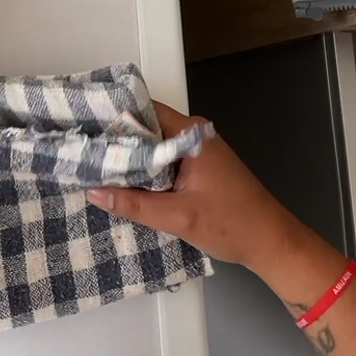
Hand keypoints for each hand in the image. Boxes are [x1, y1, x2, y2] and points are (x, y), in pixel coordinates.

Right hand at [88, 102, 300, 269]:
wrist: (274, 246)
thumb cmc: (233, 225)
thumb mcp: (179, 216)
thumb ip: (135, 204)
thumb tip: (94, 192)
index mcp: (191, 134)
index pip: (142, 110)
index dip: (112, 116)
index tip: (84, 125)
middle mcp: (193, 134)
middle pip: (144, 126)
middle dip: (115, 138)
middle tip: (81, 147)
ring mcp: (195, 150)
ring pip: (152, 144)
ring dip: (129, 156)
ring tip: (93, 163)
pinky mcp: (196, 166)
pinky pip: (161, 158)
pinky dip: (143, 168)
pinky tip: (122, 181)